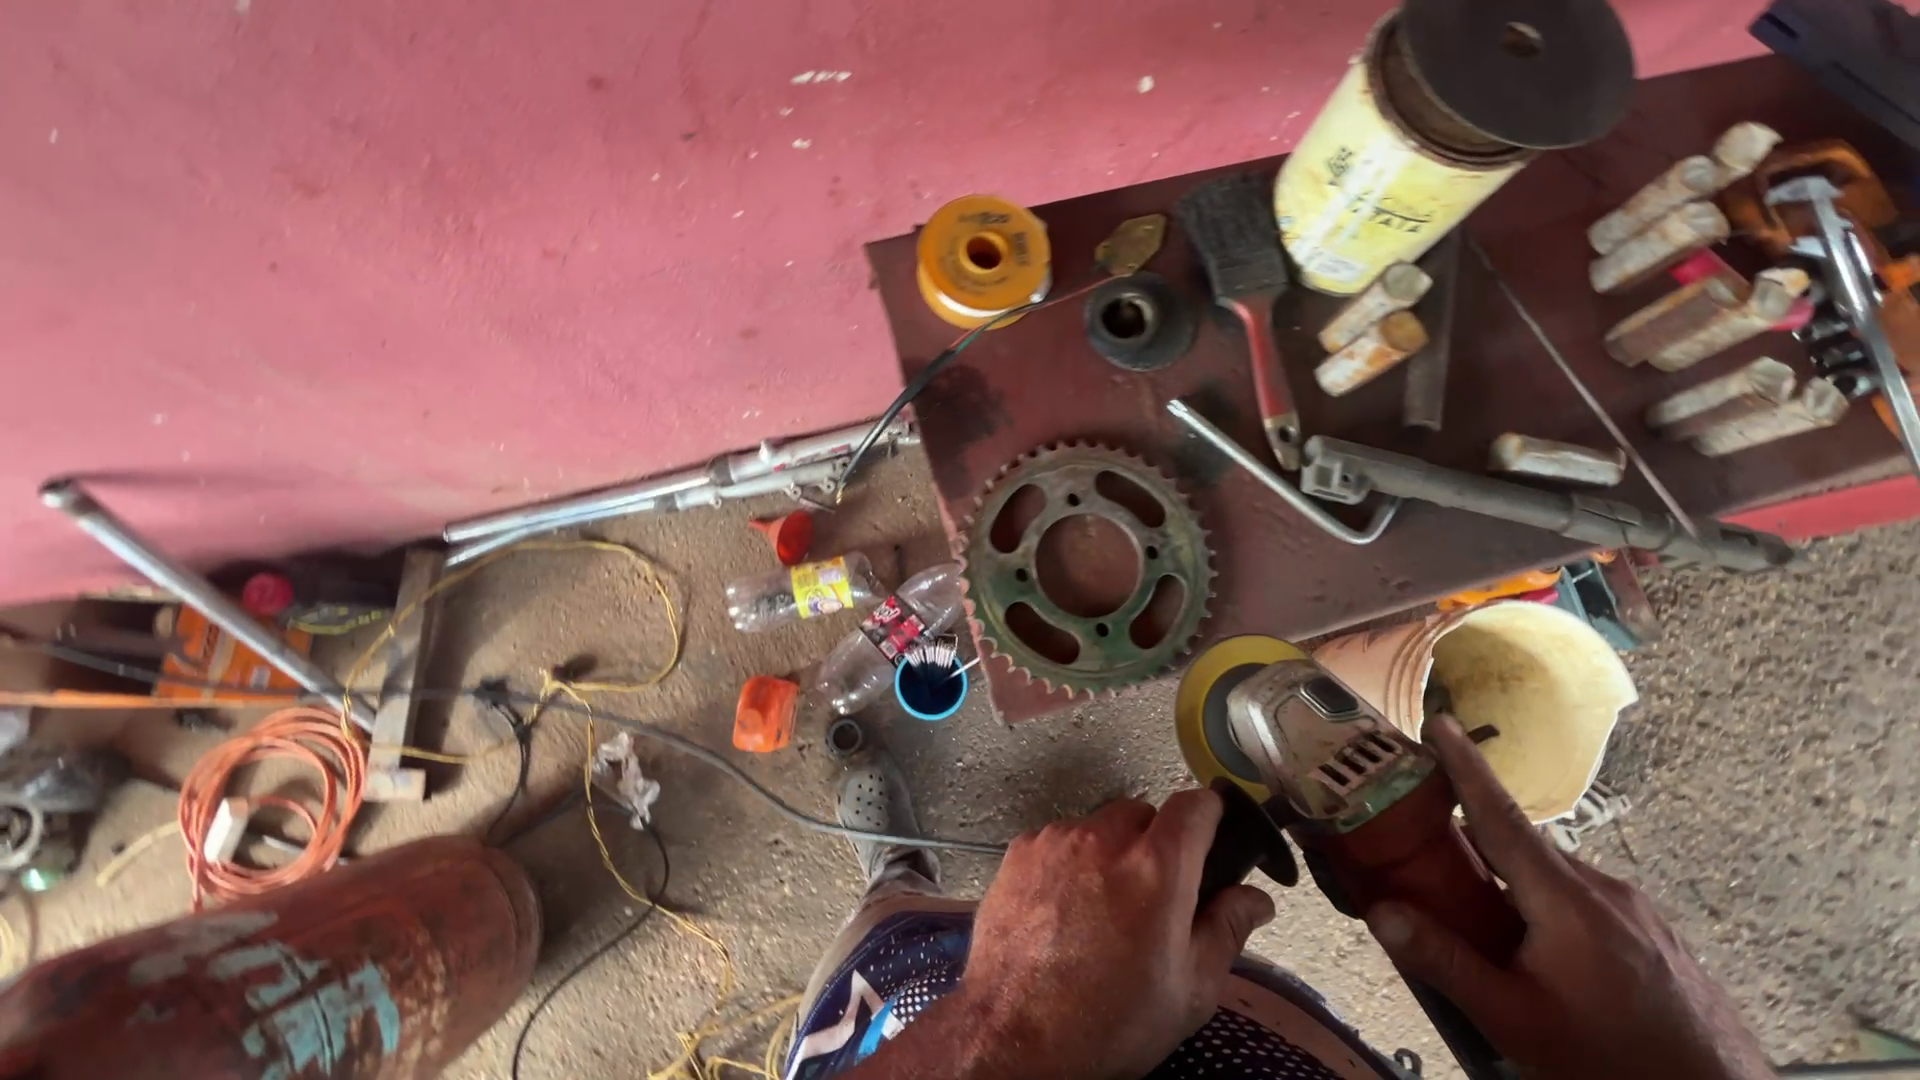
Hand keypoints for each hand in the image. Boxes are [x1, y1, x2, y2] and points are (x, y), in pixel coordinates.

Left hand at [850, 791, 1273, 1079]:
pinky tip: (1064, 909)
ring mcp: (1058, 840)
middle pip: (1143, 814)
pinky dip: (1069, 862)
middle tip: (1152, 892)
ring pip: (1099, 826)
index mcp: (1157, 869)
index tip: (1211, 826)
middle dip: (1155, 842)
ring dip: (1109, 852)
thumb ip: (1227, 930)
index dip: (1209, 811)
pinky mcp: (1022, 850)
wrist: (1014, 1032)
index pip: (1194, 805)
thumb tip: (1255, 898)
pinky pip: (1059, 840)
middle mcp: (1105, 839)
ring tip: (1102, 908)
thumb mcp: (1189, 989)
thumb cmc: (1109, 1020)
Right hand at [1364, 713, 1771, 1079]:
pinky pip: (1582, 898)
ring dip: (1510, 883)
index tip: (1438, 721)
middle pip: (1520, 847)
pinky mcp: (1654, 932)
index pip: (1500, 816)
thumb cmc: (1612, 1059)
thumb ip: (1445, 962)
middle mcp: (1603, 889)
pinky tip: (1538, 950)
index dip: (1464, 767)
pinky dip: (1544, 904)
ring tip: (1482, 923)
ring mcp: (1636, 909)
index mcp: (1566, 900)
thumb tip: (1380, 912)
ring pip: (1551, 876)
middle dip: (1471, 843)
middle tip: (1425, 855)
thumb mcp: (1516, 1020)